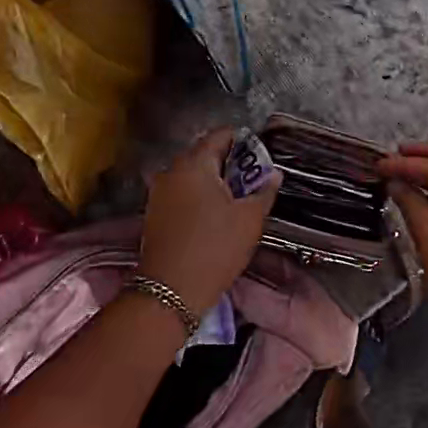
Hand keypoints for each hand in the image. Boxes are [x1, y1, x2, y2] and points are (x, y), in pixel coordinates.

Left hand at [139, 129, 281, 312]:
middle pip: (203, 154)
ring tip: (236, 200)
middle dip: (229, 163)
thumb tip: (273, 173)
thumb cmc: (215, 248)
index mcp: (194, 163)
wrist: (170, 291)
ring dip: (213, 181)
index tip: (259, 157)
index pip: (220, 136)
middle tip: (252, 181)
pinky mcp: (154, 213)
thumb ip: (263, 191)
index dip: (243, 142)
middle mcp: (171, 170)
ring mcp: (159, 192)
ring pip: (191, 175)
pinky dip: (198, 196)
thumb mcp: (249, 219)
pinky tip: (214, 215)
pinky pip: (181, 193)